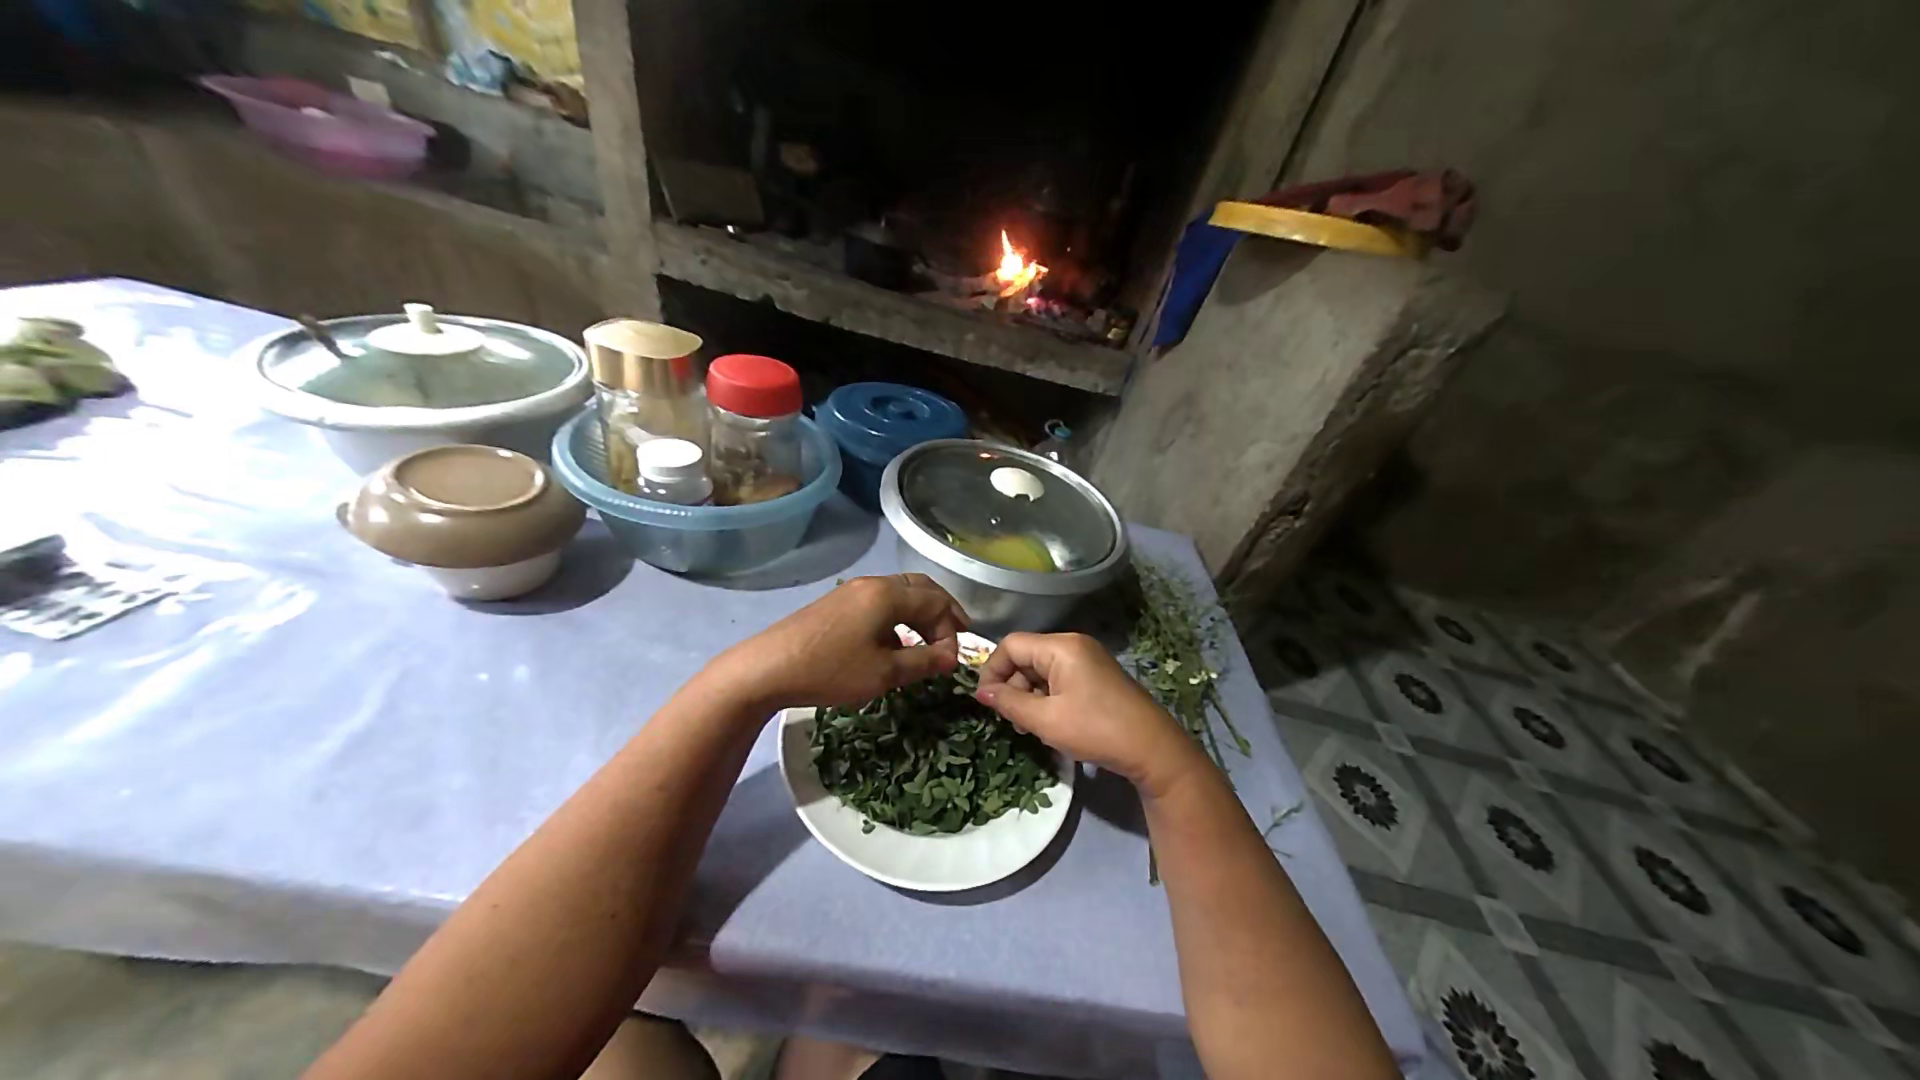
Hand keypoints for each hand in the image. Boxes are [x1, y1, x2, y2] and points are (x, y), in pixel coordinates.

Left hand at [710, 574, 969, 711]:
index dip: (952, 629)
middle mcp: (872, 584)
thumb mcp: (884, 673)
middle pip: (920, 588)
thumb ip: (923, 661)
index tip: (951, 660)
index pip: (936, 602)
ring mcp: (850, 592)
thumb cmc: (831, 670)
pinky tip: (893, 643)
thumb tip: (952, 656)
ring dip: (919, 614)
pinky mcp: (835, 605)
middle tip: (955, 635)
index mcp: (888, 595)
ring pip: (898, 594)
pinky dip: (897, 617)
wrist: (766, 668)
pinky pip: (879, 603)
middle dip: (941, 611)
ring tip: (927, 643)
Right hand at [974, 632, 1206, 797]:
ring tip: (1030, 727)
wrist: (1153, 749)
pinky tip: (1049, 723)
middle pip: (1026, 656)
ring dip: (1028, 695)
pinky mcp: (1095, 676)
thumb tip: (981, 693)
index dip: (992, 670)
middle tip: (1012, 721)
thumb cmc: (1096, 730)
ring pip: (1041, 669)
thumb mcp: (1045, 720)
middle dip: (1012, 686)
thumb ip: (1009, 703)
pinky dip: (1047, 697)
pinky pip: (1059, 678)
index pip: (1011, 645)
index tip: (986, 702)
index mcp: (1061, 647)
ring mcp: (1087, 659)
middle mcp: (1074, 645)